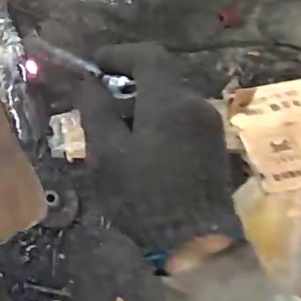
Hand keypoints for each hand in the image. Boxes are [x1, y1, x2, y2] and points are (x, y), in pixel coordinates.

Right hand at [73, 44, 240, 259]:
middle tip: (95, 107)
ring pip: (168, 100)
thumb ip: (96, 110)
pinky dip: (155, 121)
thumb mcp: (108, 154)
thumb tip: (88, 83)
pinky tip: (138, 151)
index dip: (118, 54)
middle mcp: (195, 104)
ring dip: (139, 106)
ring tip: (113, 135)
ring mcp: (208, 126)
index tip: (94, 67)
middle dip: (124, 85)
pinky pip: (180, 119)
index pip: (147, 55)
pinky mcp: (213, 146)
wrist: (197, 246)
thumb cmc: (145, 198)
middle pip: (158, 78)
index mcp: (169, 101)